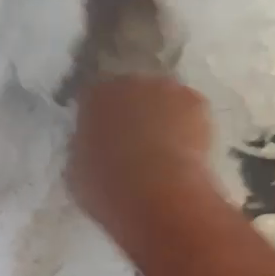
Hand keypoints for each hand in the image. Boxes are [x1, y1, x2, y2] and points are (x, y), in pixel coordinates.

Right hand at [70, 76, 221, 246]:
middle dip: (129, 113)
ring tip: (158, 152)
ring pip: (160, 100)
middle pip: (129, 92)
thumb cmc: (107, 188)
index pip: (92, 97)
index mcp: (96, 97)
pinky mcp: (197, 102)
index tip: (96, 135)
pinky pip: (186, 112)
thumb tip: (91, 143)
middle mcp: (132, 81)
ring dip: (158, 118)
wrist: (157, 194)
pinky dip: (184, 127)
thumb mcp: (77, 173)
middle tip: (129, 144)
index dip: (95, 116)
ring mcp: (168, 88)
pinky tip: (180, 154)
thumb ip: (83, 148)